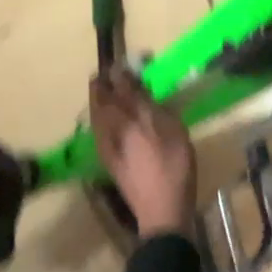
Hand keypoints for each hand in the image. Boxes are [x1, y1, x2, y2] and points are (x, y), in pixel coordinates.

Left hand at [90, 67, 197, 236]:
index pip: (122, 89)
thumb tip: (138, 87)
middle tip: (104, 74)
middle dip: (102, 86)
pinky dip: (98, 118)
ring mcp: (108, 147)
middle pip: (103, 102)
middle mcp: (115, 130)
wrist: (161, 209)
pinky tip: (102, 120)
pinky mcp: (108, 161)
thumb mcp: (174, 131)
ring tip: (101, 92)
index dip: (120, 74)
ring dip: (97, 101)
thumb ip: (155, 107)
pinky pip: (97, 131)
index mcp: (133, 119)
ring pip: (96, 117)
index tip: (120, 63)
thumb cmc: (175, 166)